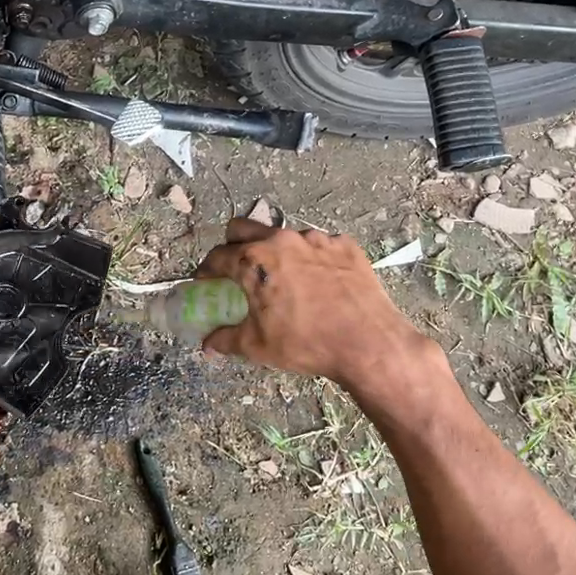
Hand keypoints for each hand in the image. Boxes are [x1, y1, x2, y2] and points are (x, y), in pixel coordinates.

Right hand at [195, 218, 436, 398]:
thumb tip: (208, 346)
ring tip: (282, 276)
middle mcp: (281, 240)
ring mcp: (315, 239)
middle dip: (232, 244)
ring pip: (282, 235)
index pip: (217, 256)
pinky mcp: (344, 245)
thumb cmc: (305, 344)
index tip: (206, 281)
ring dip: (273, 250)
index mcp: (252, 260)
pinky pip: (317, 245)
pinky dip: (309, 258)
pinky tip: (317, 281)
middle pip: (243, 227)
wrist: (369, 344)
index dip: (206, 270)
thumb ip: (226, 340)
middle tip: (236, 268)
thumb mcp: (257, 346)